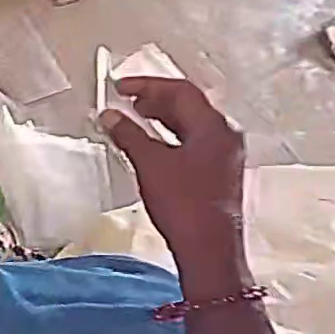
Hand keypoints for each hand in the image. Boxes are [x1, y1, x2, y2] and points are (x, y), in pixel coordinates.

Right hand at [101, 76, 247, 290]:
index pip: (181, 91)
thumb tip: (109, 115)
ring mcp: (225, 155)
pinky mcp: (219, 172)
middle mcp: (225, 136)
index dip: (148, 85)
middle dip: (155, 99)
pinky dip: (169, 135)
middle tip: (126, 100)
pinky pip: (193, 141)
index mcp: (214, 127)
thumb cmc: (183, 203)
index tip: (121, 87)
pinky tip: (151, 143)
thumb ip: (129, 135)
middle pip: (189, 105)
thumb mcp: (150, 164)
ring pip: (191, 124)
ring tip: (134, 117)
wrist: (208, 249)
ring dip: (162, 117)